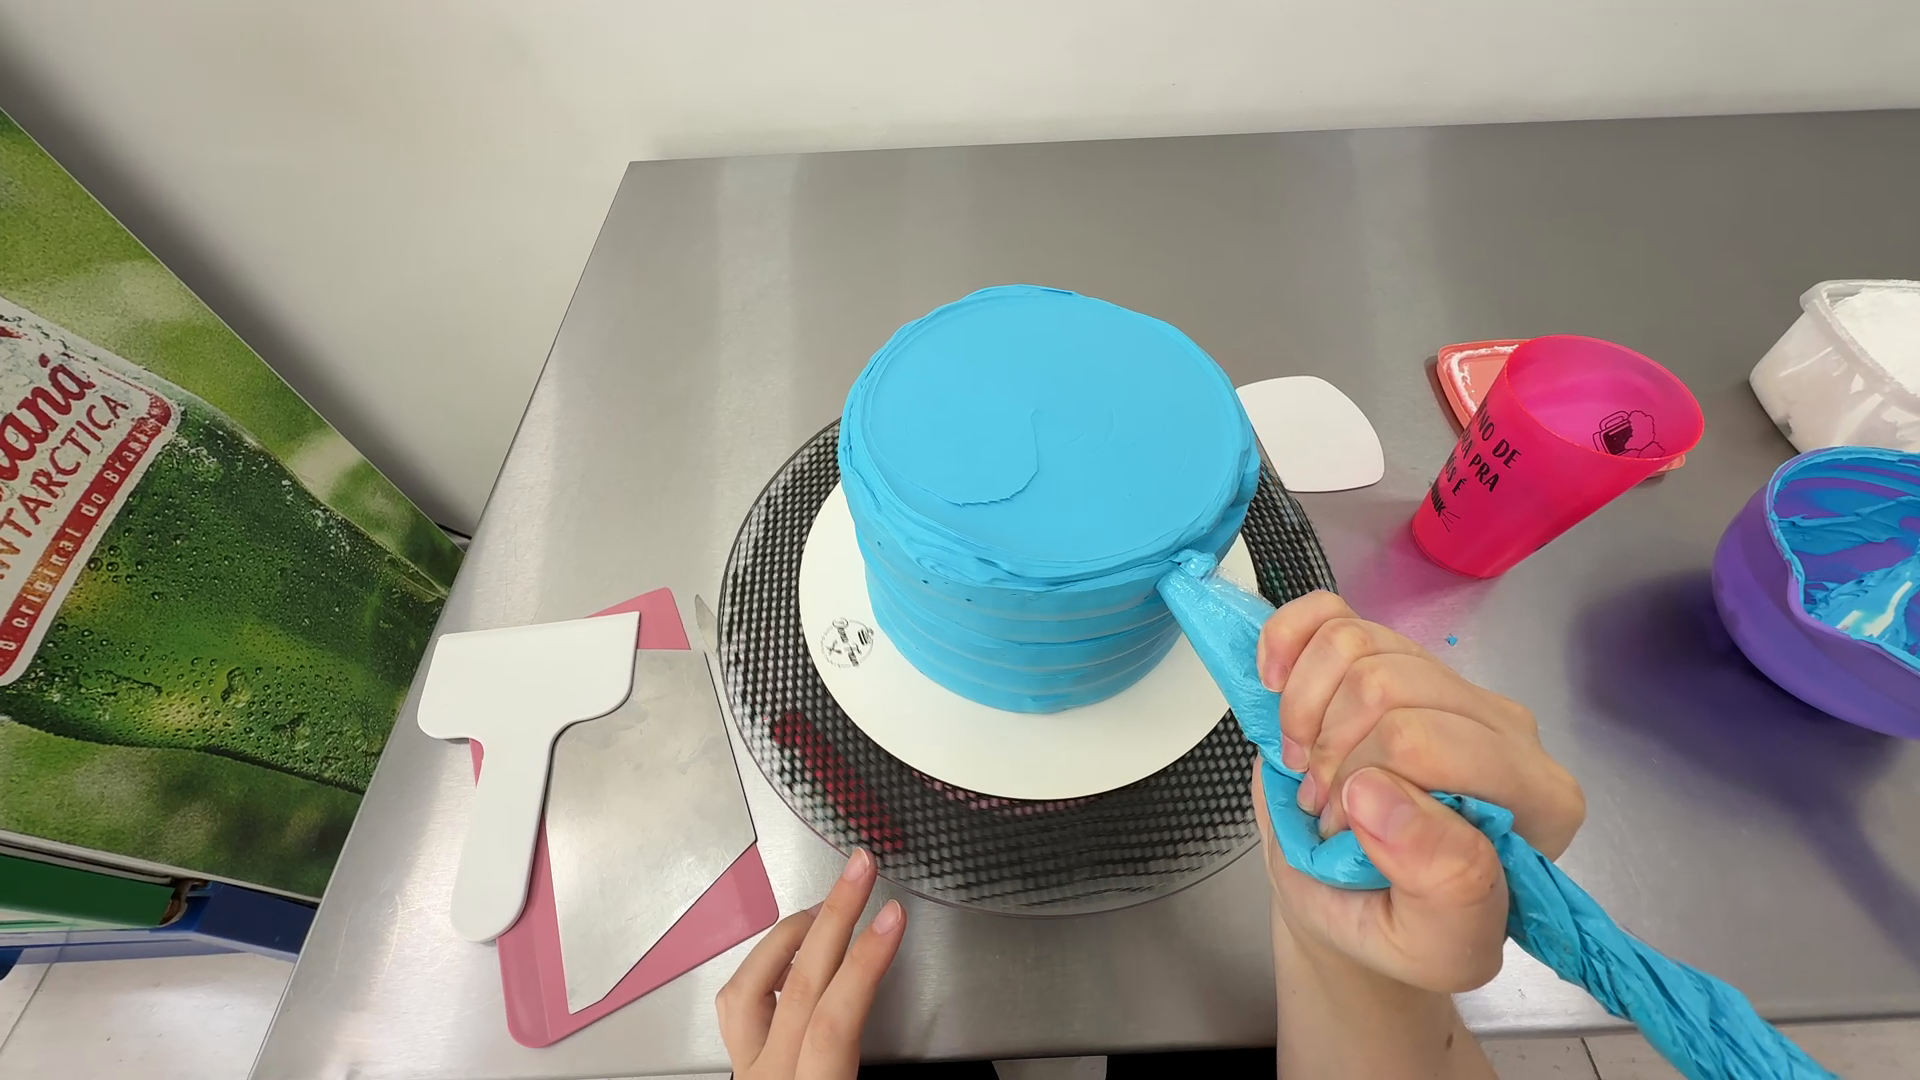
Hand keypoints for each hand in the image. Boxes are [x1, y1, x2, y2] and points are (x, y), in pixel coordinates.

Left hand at [717, 848, 904, 1079]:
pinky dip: (766, 964)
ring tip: (828, 905)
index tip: (892, 914)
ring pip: (750, 987)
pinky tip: (794, 952)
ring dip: (792, 934)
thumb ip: (884, 1058)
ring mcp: (747, 1072)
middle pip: (798, 986)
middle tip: (862, 868)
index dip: (864, 962)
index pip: (834, 1021)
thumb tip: (917, 1015)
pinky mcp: (740, 1065)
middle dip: (836, 916)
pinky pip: (738, 1003)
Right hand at [1252, 591, 1585, 992]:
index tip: (1340, 830)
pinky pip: (1326, 610)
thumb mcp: (1433, 946)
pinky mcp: (1377, 655)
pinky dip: (1284, 639)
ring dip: (1301, 705)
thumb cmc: (1390, 925)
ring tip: (1304, 756)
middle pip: (1384, 683)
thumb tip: (1377, 792)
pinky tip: (1276, 682)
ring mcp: (1433, 679)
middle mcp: (1496, 723)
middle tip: (1319, 800)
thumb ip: (1443, 888)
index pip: (1423, 739)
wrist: (1343, 890)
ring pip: (1353, 640)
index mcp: (1534, 793)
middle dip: (1326, 746)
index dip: (1357, 781)